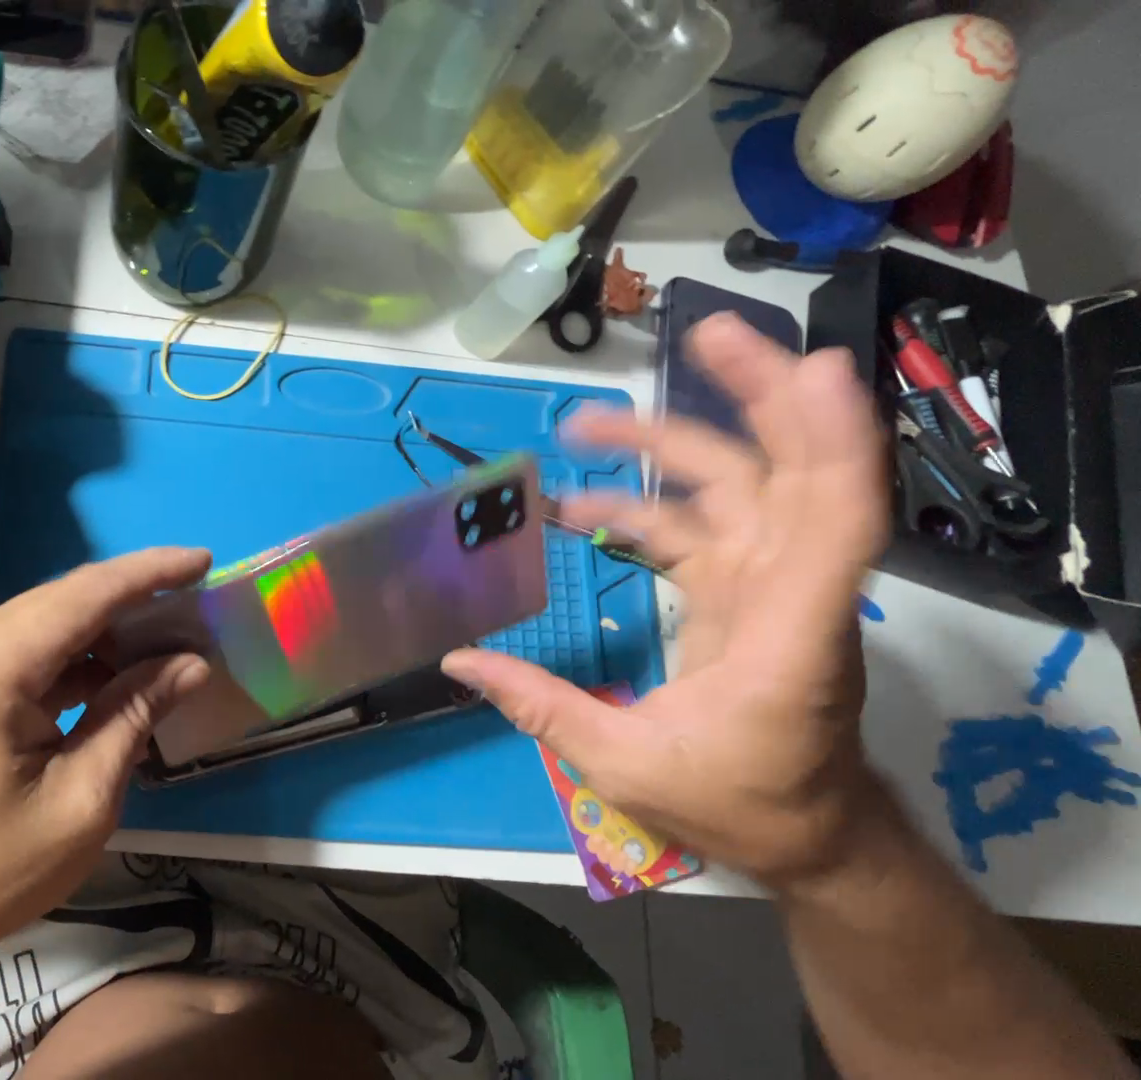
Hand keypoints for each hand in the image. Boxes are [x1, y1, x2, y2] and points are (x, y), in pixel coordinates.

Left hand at [0, 548, 211, 982]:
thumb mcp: (84, 798)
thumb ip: (135, 714)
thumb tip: (191, 662)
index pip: (86, 595)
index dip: (151, 572)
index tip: (205, 561)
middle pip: (68, 601)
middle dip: (137, 604)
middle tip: (202, 616)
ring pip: (53, 621)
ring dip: (112, 633)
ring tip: (176, 648)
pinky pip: (31, 648)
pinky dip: (80, 658)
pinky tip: (125, 675)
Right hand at [442, 314, 894, 888]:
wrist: (808, 833)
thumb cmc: (737, 802)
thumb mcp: (625, 766)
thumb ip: (540, 707)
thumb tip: (458, 660)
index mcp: (786, 633)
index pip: (832, 520)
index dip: (828, 439)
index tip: (807, 366)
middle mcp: (791, 591)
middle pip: (792, 473)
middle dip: (756, 395)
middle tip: (702, 333)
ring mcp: (769, 585)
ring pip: (740, 487)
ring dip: (672, 443)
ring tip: (585, 421)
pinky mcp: (744, 592)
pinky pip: (698, 527)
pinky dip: (645, 506)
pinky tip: (582, 508)